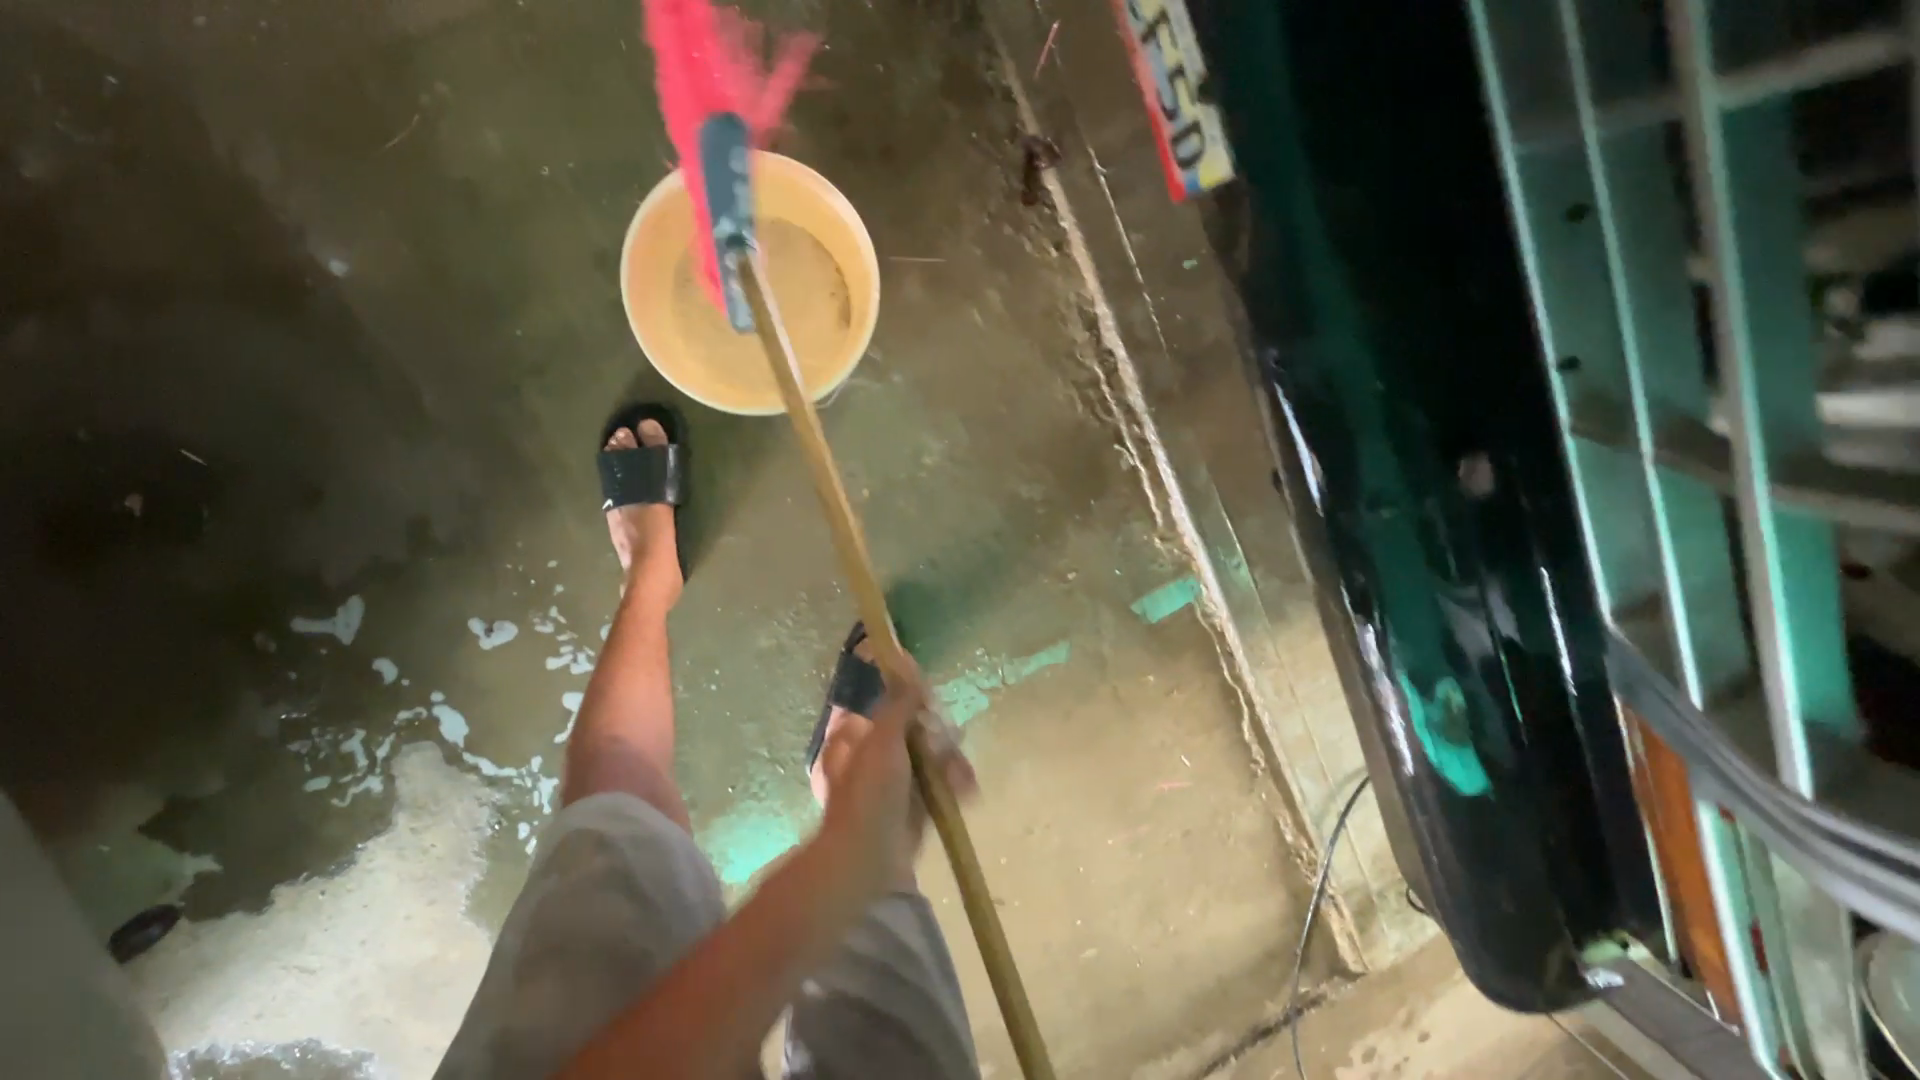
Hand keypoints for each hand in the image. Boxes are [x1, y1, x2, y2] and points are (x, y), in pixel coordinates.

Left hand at [818, 660, 975, 898]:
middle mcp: (874, 755)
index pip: (888, 702)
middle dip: (938, 735)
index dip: (911, 697)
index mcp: (857, 735)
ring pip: (931, 757)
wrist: (868, 862)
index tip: (930, 702)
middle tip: (943, 745)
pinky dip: (954, 785)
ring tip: (960, 777)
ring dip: (950, 762)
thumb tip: (903, 658)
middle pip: (916, 728)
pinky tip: (966, 791)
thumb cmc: (869, 794)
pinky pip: (939, 785)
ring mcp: (895, 783)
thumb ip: (899, 701)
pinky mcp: (914, 808)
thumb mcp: (884, 740)